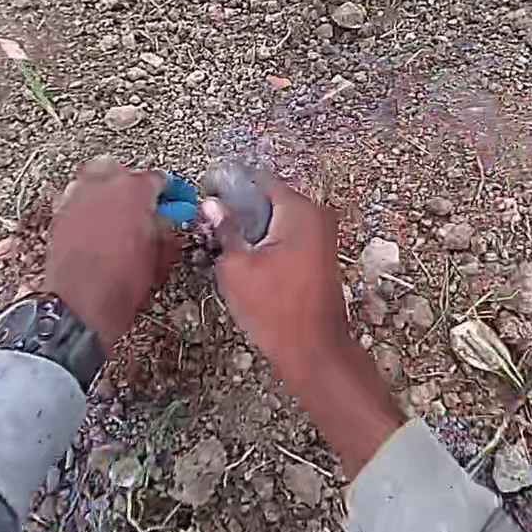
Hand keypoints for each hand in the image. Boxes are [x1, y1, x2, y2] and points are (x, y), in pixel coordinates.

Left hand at [42, 157, 177, 345]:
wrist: (80, 304)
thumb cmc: (121, 282)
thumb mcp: (159, 255)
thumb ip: (166, 228)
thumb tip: (168, 221)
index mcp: (134, 190)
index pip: (159, 179)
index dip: (172, 192)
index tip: (178, 202)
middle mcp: (103, 186)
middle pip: (121, 171)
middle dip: (135, 185)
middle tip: (146, 206)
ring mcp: (77, 198)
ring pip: (94, 179)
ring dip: (109, 191)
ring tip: (119, 212)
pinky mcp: (59, 215)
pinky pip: (77, 199)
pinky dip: (89, 206)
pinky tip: (97, 224)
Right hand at [205, 176, 403, 474]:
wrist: (313, 349)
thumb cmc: (275, 309)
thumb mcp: (237, 266)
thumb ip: (225, 229)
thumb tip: (212, 204)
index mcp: (299, 210)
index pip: (259, 182)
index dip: (230, 187)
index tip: (208, 197)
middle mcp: (316, 216)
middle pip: (270, 201)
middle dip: (242, 212)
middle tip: (214, 229)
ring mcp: (323, 236)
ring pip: (278, 221)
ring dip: (255, 231)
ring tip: (228, 250)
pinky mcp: (321, 256)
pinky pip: (289, 238)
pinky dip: (270, 245)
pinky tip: (250, 264)